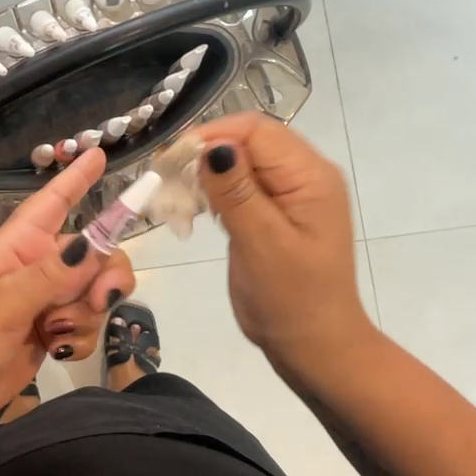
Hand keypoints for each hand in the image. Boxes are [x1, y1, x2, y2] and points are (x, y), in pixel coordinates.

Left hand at [0, 150, 110, 422]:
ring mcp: (45, 300)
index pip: (51, 205)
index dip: (76, 180)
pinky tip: (55, 351)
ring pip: (95, 292)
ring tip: (55, 335)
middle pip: (93, 254)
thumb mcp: (3, 306)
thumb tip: (90, 243)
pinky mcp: (53, 330)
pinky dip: (79, 339)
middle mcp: (35, 268)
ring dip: (86, 316)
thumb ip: (49, 276)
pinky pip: (88, 323)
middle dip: (104, 276)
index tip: (101, 153)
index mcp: (15, 249)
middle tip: (99, 300)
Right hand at [194, 114, 372, 366]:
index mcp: (309, 176)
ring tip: (173, 200)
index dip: (211, 137)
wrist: (311, 344)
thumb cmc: (291, 296)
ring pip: (237, 163)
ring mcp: (285, 195)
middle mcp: (301, 176)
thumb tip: (212, 145)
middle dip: (203, 155)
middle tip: (164, 182)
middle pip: (246, 142)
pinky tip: (190, 212)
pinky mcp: (268, 214)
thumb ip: (237, 191)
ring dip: (202, 175)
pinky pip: (236, 187)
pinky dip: (209, 194)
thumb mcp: (261, 242)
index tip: (169, 161)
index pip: (256, 131)